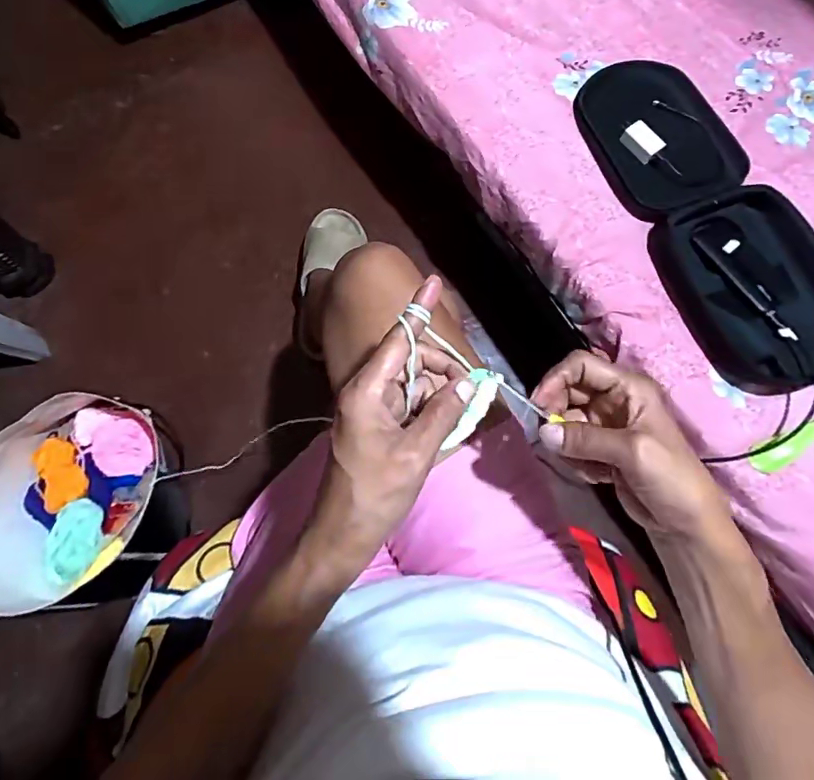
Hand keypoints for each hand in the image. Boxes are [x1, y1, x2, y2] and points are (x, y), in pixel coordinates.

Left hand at [304, 277, 471, 574]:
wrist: (342, 533)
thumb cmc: (375, 493)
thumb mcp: (416, 454)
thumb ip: (444, 412)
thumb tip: (468, 382)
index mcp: (367, 390)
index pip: (398, 339)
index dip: (418, 310)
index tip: (433, 281)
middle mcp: (365, 390)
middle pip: (411, 359)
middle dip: (442, 367)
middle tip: (471, 388)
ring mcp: (370, 406)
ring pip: (414, 381)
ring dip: (439, 391)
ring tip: (460, 413)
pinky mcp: (376, 422)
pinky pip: (409, 401)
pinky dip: (430, 407)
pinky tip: (447, 423)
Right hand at [533, 350, 733, 542]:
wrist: (687, 524)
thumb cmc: (670, 477)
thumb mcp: (631, 452)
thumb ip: (586, 439)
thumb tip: (543, 432)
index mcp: (629, 387)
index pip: (581, 365)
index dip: (556, 378)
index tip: (538, 405)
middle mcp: (616, 400)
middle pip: (569, 391)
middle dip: (556, 413)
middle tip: (549, 439)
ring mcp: (608, 426)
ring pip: (567, 420)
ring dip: (566, 442)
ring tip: (583, 465)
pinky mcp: (602, 450)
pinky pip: (573, 444)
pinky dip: (574, 458)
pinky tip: (595, 476)